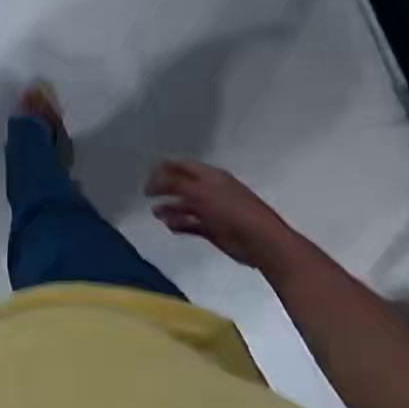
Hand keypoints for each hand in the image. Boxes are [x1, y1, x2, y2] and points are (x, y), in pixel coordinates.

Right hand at [145, 159, 291, 268]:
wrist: (262, 242)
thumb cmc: (231, 211)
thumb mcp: (200, 193)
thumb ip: (174, 184)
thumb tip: (153, 179)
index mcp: (210, 176)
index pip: (182, 166)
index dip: (163, 168)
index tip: (147, 176)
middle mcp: (210, 190)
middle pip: (182, 185)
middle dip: (165, 189)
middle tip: (146, 194)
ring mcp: (212, 211)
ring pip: (185, 206)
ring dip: (170, 208)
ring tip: (156, 213)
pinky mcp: (214, 230)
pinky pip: (191, 224)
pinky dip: (180, 223)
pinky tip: (170, 226)